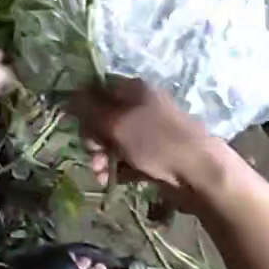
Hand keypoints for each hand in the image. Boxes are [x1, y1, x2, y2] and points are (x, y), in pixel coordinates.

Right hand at [70, 77, 226, 206]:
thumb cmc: (155, 142)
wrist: (201, 174)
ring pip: (114, 139)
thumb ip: (88, 110)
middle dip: (92, 136)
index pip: (98, 88)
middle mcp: (141, 105)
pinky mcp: (154, 154)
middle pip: (103, 116)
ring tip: (100, 173)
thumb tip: (66, 96)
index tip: (73, 123)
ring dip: (102, 156)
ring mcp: (149, 131)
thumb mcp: (115, 123)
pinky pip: (127, 157)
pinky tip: (111, 180)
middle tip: (92, 152)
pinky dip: (117, 167)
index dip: (82, 104)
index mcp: (133, 89)